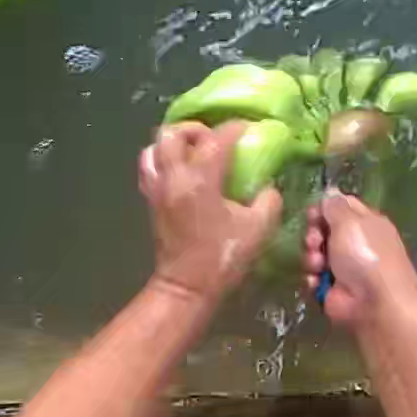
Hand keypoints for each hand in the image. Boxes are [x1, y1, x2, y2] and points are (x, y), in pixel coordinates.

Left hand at [139, 121, 283, 302]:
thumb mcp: (257, 229)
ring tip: (194, 150)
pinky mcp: (150, 201)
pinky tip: (180, 169)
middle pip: (173, 133)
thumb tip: (268, 187)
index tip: (248, 129)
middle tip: (214, 139)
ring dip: (173, 142)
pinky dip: (161, 159)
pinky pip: (148, 167)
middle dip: (196, 129)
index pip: (215, 139)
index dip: (234, 129)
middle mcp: (172, 177)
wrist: (186, 287)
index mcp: (199, 180)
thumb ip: (268, 201)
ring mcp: (157, 188)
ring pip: (154, 147)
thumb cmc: (221, 258)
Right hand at [304, 191, 416, 327]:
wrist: (374, 304)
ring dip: (310, 257)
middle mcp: (354, 242)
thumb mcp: (350, 222)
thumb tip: (330, 191)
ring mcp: (343, 266)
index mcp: (365, 222)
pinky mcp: (331, 287)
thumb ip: (335, 206)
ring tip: (317, 264)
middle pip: (322, 229)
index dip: (323, 208)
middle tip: (315, 241)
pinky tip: (317, 282)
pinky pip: (312, 275)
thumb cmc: (365, 256)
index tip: (312, 214)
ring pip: (314, 252)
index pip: (339, 206)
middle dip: (313, 234)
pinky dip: (312, 278)